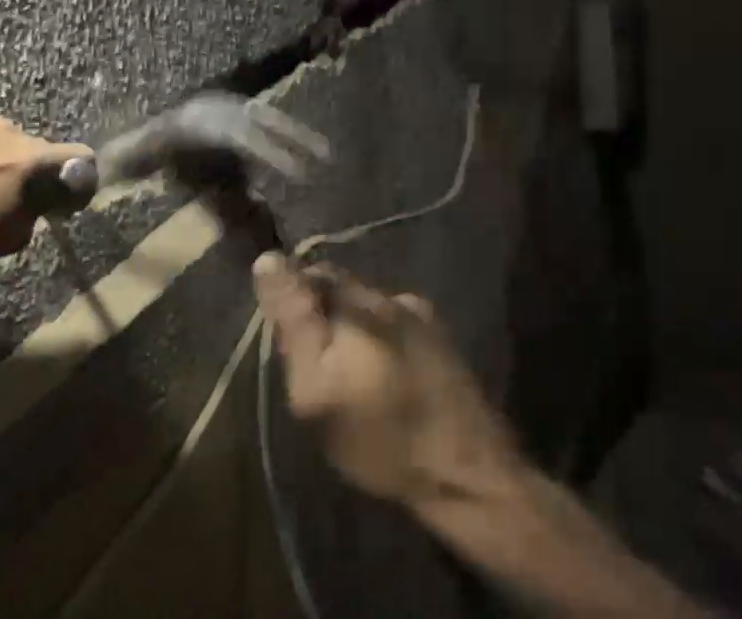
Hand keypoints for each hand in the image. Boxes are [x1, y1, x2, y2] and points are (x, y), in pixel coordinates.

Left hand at [0, 119, 92, 279]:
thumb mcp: (17, 231)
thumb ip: (46, 202)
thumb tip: (62, 188)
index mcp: (31, 154)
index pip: (81, 157)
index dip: (81, 184)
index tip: (66, 209)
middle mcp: (10, 132)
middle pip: (48, 152)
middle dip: (48, 178)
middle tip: (33, 211)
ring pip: (19, 150)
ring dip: (20, 172)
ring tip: (0, 204)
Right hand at [252, 253, 522, 510]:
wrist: (473, 482)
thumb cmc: (381, 437)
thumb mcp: (314, 388)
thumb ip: (292, 321)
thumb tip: (268, 258)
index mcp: (359, 304)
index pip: (306, 274)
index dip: (290, 305)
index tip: (290, 347)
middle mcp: (393, 297)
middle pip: (337, 290)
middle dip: (320, 319)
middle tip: (317, 371)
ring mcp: (425, 319)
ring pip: (365, 310)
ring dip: (350, 332)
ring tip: (351, 380)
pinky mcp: (444, 343)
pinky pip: (392, 328)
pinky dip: (378, 345)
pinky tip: (384, 382)